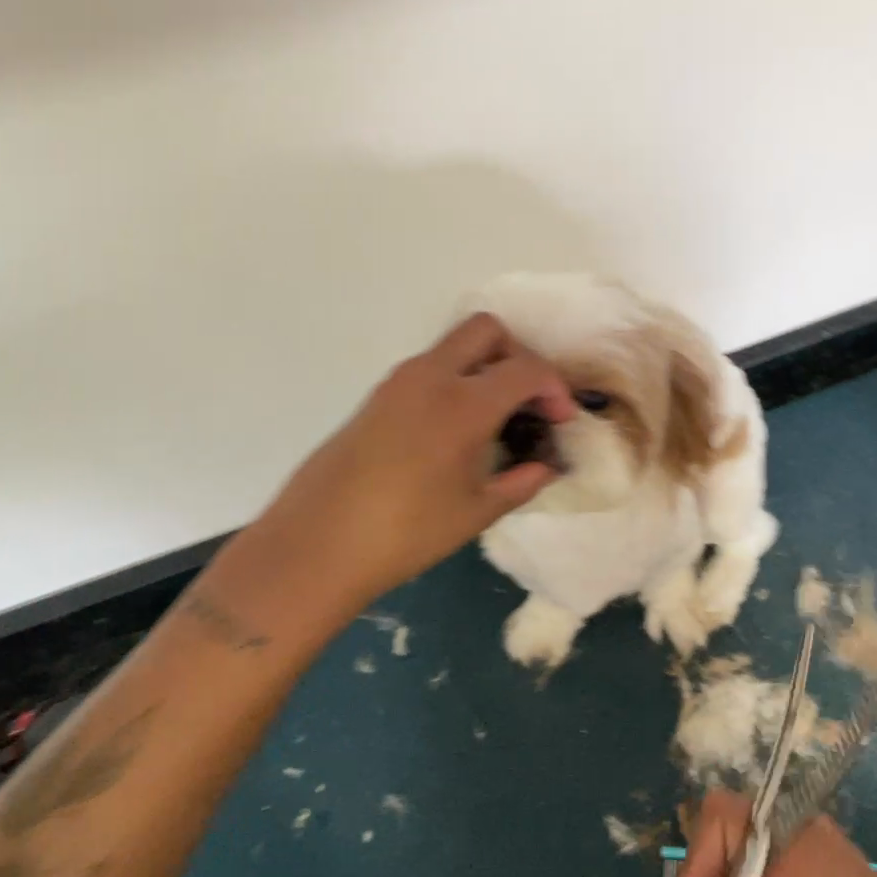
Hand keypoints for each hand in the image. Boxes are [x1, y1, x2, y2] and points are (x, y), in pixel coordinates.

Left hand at [243, 313, 575, 607]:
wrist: (316, 545)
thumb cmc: (406, 533)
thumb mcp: (477, 512)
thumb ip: (521, 482)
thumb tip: (546, 467)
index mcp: (463, 404)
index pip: (526, 369)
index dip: (554, 389)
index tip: (560, 421)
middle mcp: (430, 378)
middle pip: (487, 331)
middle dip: (518, 356)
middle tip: (528, 401)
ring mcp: (397, 384)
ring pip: (454, 347)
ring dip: (485, 368)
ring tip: (496, 420)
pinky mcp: (376, 398)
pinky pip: (429, 370)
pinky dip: (456, 382)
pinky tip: (458, 432)